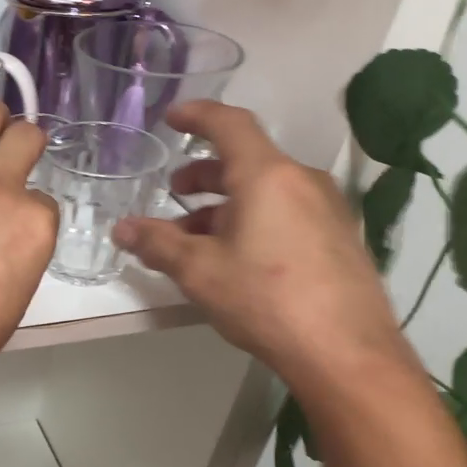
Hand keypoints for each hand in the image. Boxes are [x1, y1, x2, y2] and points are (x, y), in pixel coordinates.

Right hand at [113, 101, 412, 396]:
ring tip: (193, 238)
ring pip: (264, 192)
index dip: (197, 116)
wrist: (343, 350)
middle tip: (173, 193)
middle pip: (246, 162)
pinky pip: (284, 213)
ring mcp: (325, 210)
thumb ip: (158, 244)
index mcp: (267, 177)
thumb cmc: (265, 299)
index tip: (172, 117)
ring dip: (224, 205)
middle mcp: (302, 182)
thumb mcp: (199, 272)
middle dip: (203, 175)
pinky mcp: (336, 238)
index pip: (230, 126)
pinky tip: (232, 257)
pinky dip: (250, 221)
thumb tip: (123, 229)